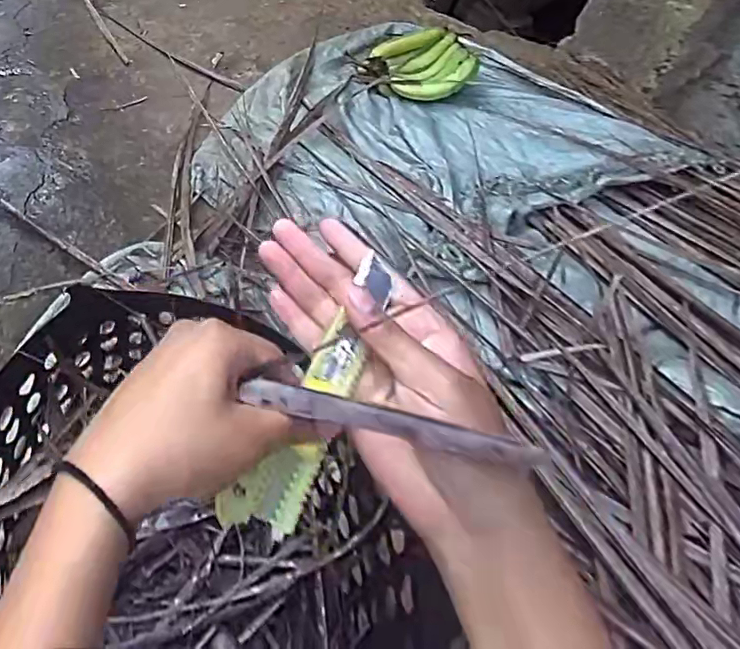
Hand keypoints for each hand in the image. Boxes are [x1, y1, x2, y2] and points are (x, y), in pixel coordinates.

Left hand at [66, 318, 301, 521]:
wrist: (111, 467)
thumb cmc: (186, 445)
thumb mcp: (250, 438)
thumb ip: (293, 423)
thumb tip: (327, 420)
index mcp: (218, 335)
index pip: (277, 356)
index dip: (292, 394)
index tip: (294, 430)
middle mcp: (190, 330)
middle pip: (246, 364)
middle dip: (258, 402)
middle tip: (254, 441)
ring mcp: (165, 347)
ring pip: (218, 375)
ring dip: (231, 407)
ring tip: (220, 445)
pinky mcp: (148, 369)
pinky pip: (191, 381)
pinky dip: (203, 405)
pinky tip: (192, 439)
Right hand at [260, 218, 546, 554]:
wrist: (464, 514)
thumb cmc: (471, 443)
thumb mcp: (439, 383)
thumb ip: (390, 337)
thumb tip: (350, 290)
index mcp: (423, 330)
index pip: (381, 280)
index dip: (352, 250)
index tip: (324, 223)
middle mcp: (388, 339)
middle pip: (342, 291)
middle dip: (311, 260)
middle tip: (279, 231)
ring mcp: (362, 364)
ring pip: (322, 314)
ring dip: (295, 283)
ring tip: (268, 253)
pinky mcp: (341, 390)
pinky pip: (314, 349)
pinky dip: (293, 322)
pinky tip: (275, 297)